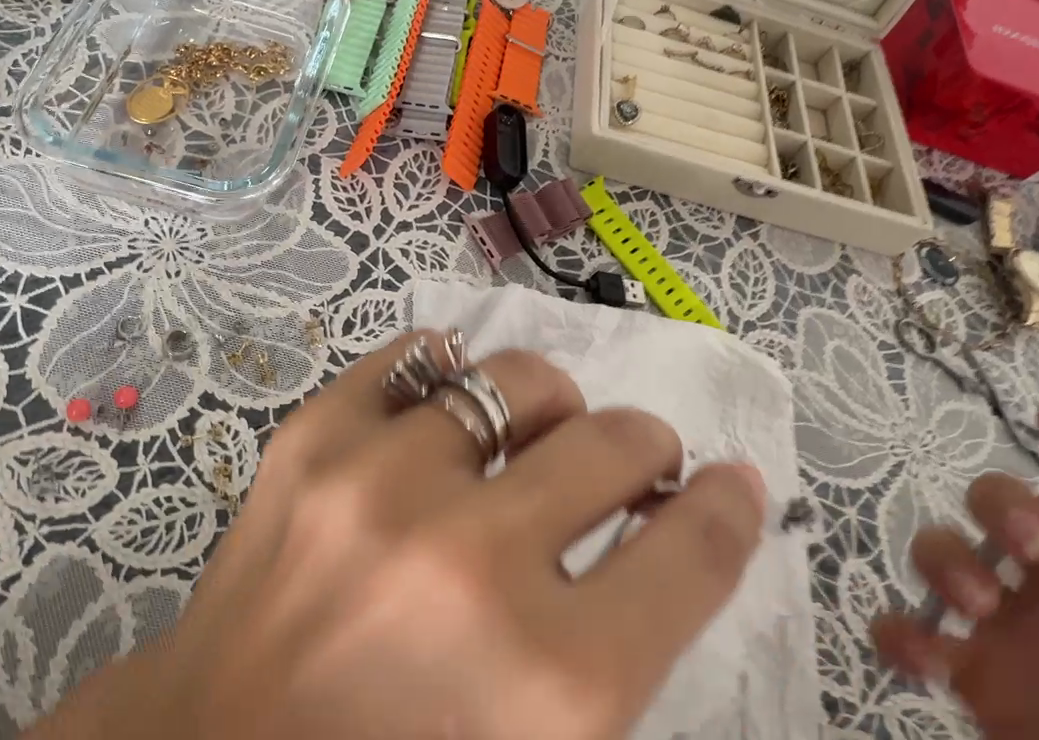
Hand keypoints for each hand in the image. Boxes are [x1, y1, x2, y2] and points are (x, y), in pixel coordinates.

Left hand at [26, 331, 767, 739]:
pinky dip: (450, 378)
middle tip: (630, 469)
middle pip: (620, 442)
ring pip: (525, 380)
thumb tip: (684, 517)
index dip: (726, 507)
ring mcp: (382, 487)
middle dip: (648, 452)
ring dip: (554, 409)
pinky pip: (419, 358)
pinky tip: (447, 414)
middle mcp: (474, 566)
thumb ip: (624, 643)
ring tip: (533, 441)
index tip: (728, 485)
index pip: (693, 550)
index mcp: (551, 681)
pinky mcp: (310, 441)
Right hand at [871, 392, 1038, 739]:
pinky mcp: (968, 680)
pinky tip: (927, 655)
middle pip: (1001, 504)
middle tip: (1036, 546)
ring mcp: (1007, 633)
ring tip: (979, 604)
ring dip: (946, 559)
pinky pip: (909, 635)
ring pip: (942, 552)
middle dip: (1003, 503)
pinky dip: (899, 631)